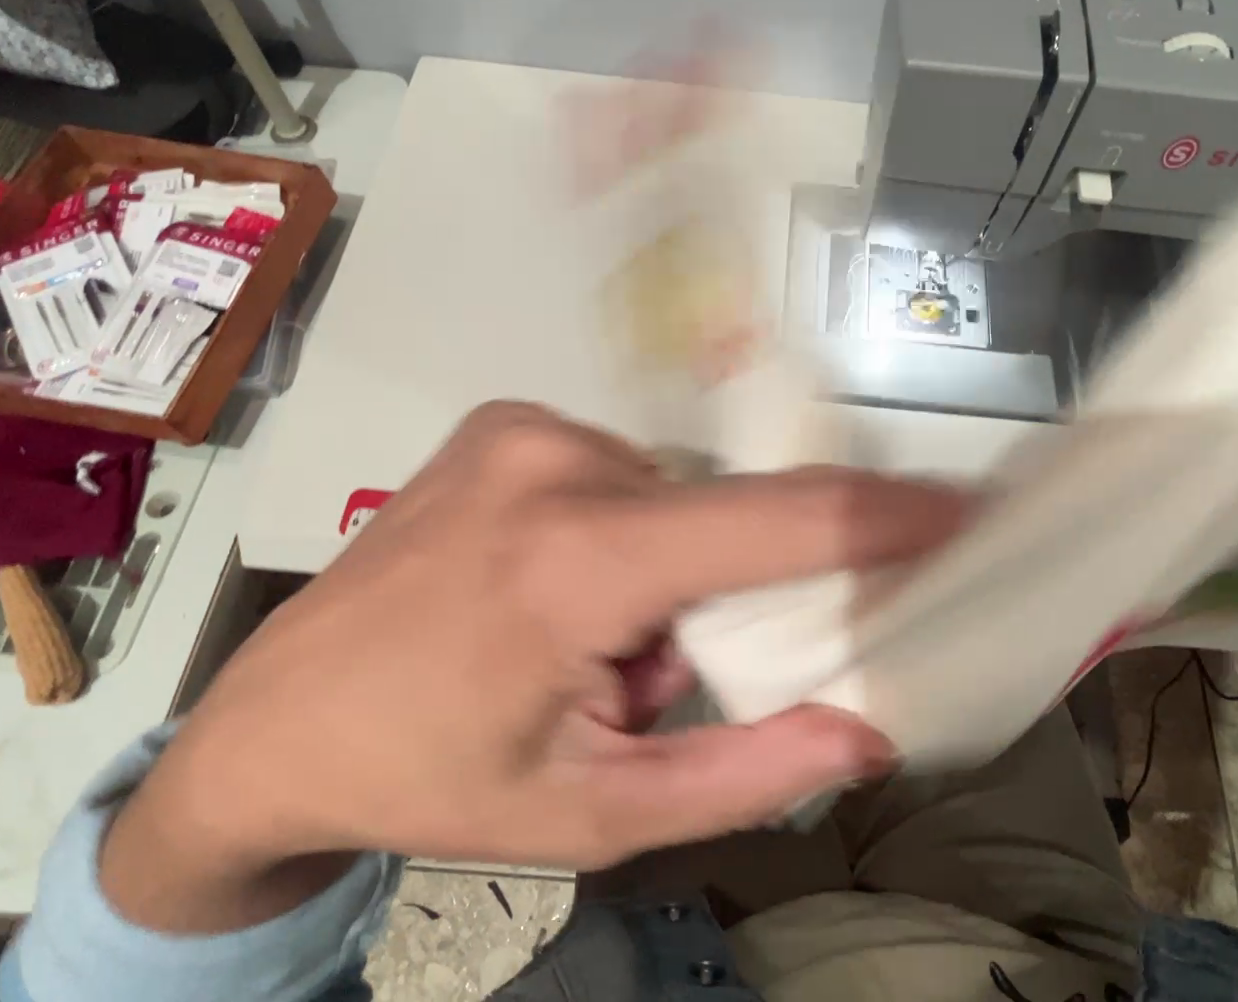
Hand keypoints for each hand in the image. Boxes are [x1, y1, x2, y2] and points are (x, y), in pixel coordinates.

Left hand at [99, 402, 965, 930]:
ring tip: (586, 646)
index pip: (773, 522)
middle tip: (650, 676)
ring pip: (675, 499)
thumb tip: (868, 728)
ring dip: (671, 574)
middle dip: (728, 598)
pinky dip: (627, 538)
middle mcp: (554, 462)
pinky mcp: (504, 423)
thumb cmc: (430, 780)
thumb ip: (746, 775)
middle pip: (724, 518)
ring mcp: (522, 428)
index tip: (965, 512)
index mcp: (573, 562)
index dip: (885, 517)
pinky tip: (557, 592)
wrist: (272, 727)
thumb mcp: (596, 813)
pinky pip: (623, 476)